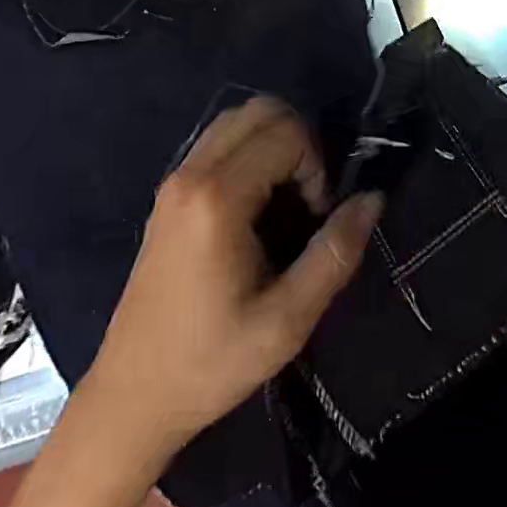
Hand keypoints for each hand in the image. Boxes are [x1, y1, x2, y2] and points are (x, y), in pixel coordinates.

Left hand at [90, 97, 381, 447]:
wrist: (133, 396)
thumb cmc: (212, 361)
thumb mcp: (289, 319)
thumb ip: (336, 252)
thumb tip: (373, 199)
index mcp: (217, 199)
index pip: (287, 133)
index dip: (317, 168)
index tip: (316, 219)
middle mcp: (190, 174)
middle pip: (261, 110)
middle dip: (300, 144)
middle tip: (307, 202)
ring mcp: (173, 181)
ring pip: (238, 119)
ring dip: (276, 144)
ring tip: (286, 202)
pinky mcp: (168, 195)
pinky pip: (218, 142)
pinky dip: (251, 153)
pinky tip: (258, 206)